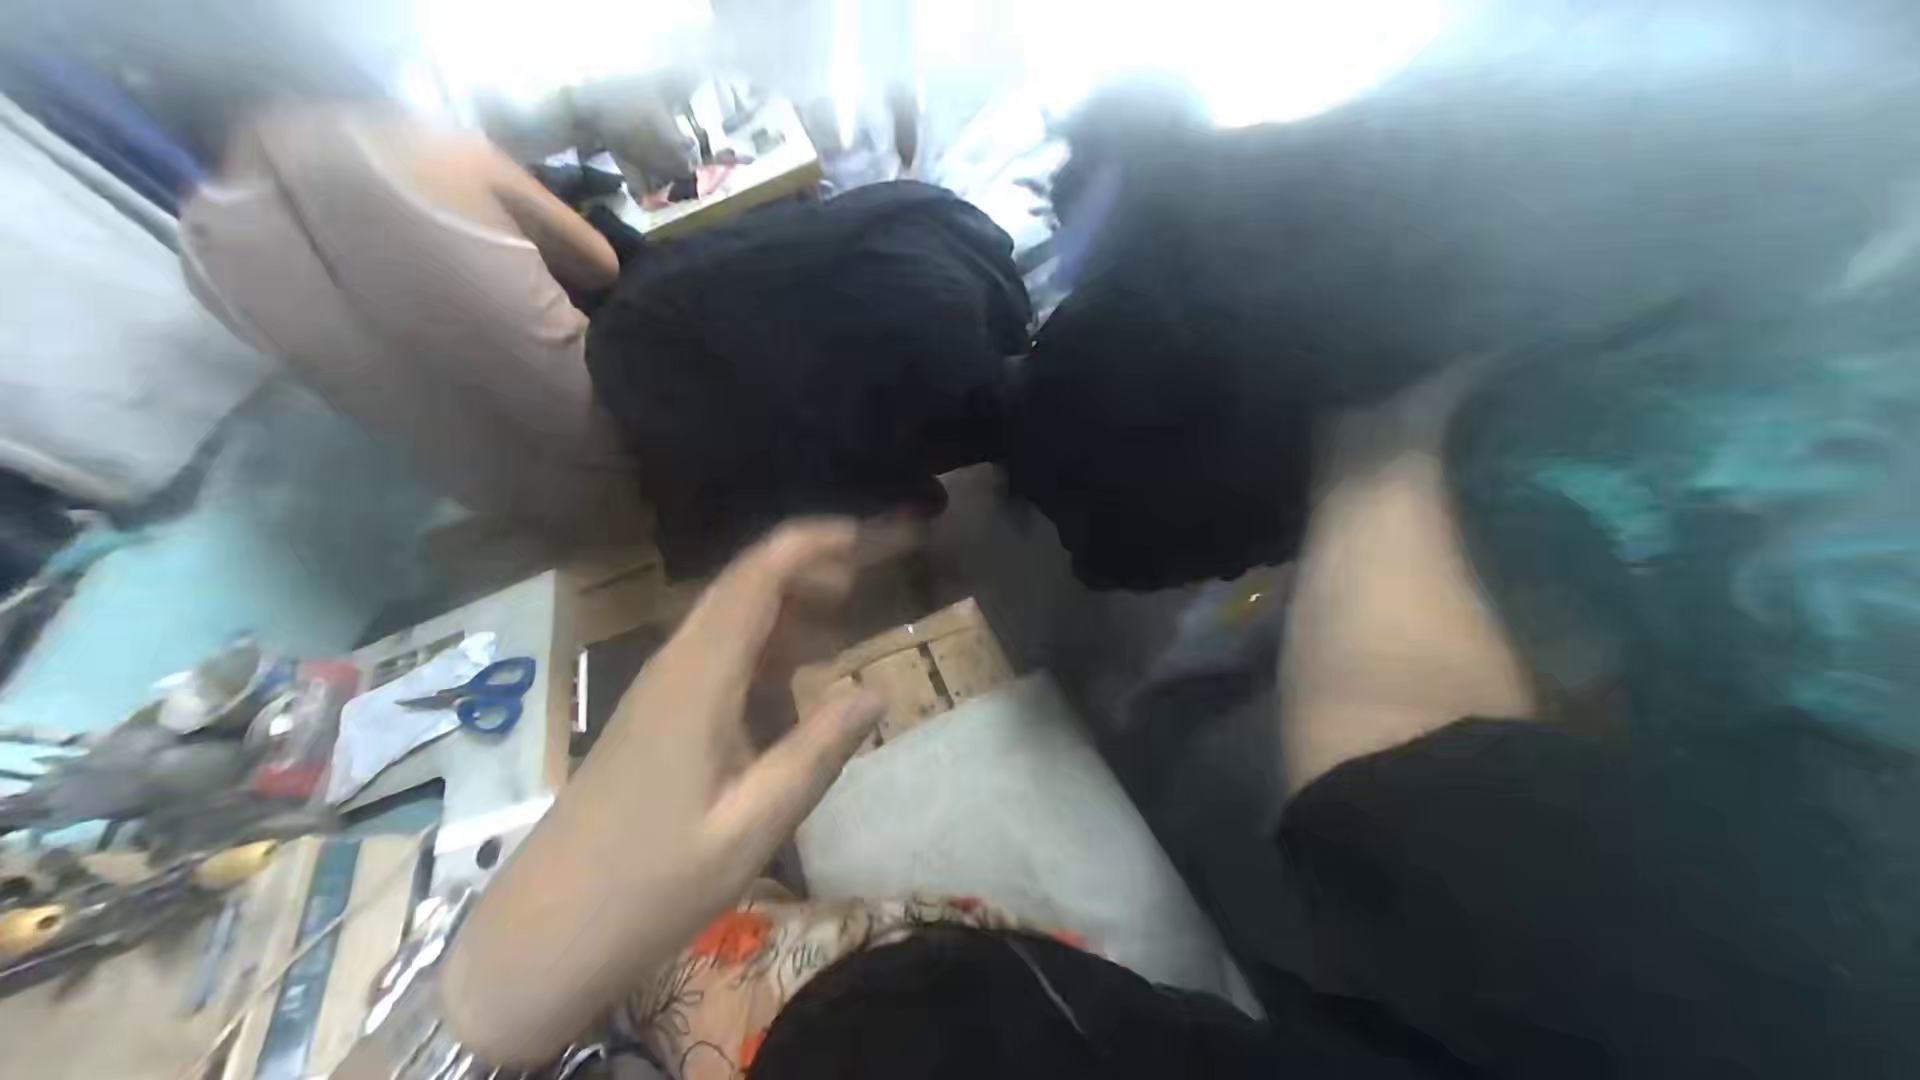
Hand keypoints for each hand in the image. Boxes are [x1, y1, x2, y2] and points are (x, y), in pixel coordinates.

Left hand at [442, 519, 902, 1064]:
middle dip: (805, 569)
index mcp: (698, 678)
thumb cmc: (651, 883)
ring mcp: (662, 686)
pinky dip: (766, 648)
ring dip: (787, 609)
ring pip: (731, 617)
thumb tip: (876, 692)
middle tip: (863, 584)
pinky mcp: (658, 711)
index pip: (754, 579)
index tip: (859, 535)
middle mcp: (677, 665)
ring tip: (842, 626)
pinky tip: (795, 680)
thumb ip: (817, 752)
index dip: (807, 544)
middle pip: (742, 585)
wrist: (543, 933)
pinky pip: (720, 653)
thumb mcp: (752, 826)